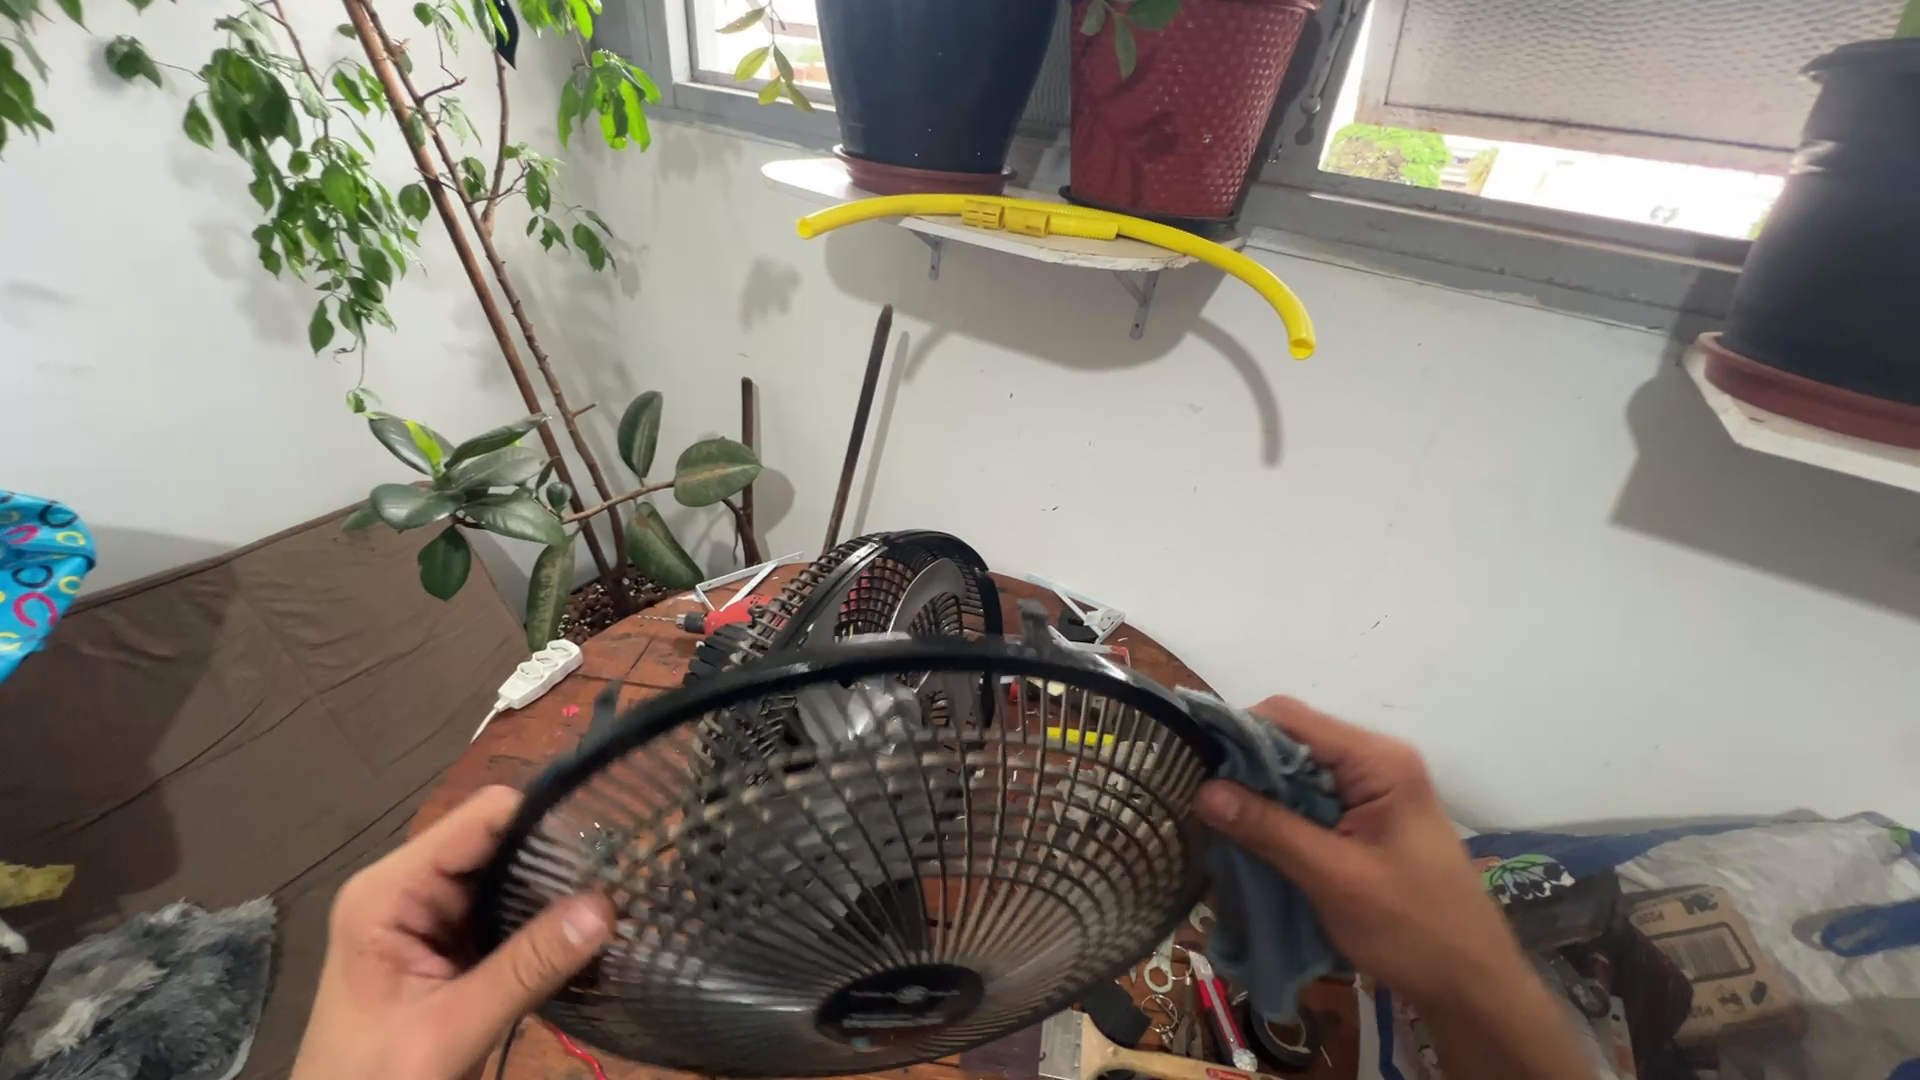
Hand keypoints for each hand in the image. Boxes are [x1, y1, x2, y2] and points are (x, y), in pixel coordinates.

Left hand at [291, 786, 615, 1079]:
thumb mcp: (449, 1031)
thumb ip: (526, 968)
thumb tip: (607, 906)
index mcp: (391, 890)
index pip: (485, 816)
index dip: (545, 819)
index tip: (605, 845)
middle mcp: (412, 885)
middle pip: (504, 836)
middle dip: (560, 854)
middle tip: (621, 875)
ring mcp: (434, 910)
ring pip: (516, 868)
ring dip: (561, 884)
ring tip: (617, 896)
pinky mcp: (458, 936)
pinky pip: (516, 902)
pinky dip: (551, 913)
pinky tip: (588, 924)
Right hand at [1194, 697, 1589, 1078]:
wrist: (1477, 992)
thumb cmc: (1415, 931)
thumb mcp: (1335, 878)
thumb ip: (1269, 828)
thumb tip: (1202, 789)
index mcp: (1378, 760)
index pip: (1289, 717)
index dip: (1238, 731)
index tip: (1195, 761)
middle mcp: (1374, 759)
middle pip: (1289, 736)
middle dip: (1243, 763)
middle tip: (1201, 793)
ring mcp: (1371, 785)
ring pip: (1293, 765)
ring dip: (1257, 788)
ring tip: (1218, 813)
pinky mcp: (1364, 811)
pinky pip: (1307, 792)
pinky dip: (1276, 806)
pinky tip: (1252, 829)